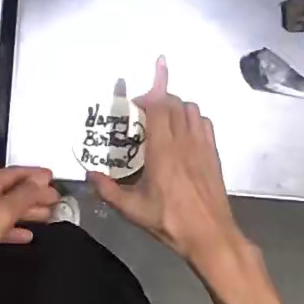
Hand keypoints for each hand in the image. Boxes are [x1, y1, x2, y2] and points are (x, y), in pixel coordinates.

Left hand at [0, 167, 60, 296]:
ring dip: (26, 211)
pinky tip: (27, 237)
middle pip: (11, 191)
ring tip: (49, 216)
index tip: (55, 178)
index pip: (14, 173)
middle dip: (34, 194)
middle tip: (58, 200)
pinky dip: (14, 230)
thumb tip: (42, 180)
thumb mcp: (0, 211)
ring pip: (6, 209)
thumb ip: (23, 196)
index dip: (35, 175)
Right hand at [89, 57, 246, 269]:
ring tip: (162, 119)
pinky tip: (183, 133)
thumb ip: (108, 190)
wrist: (211, 236)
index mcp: (163, 150)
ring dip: (176, 106)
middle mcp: (184, 141)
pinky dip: (192, 119)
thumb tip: (90, 174)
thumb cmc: (169, 221)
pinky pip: (205, 124)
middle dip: (159, 97)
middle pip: (175, 103)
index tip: (156, 67)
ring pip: (192, 110)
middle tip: (142, 109)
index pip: (161, 106)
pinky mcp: (213, 155)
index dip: (156, 85)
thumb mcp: (132, 209)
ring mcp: (202, 146)